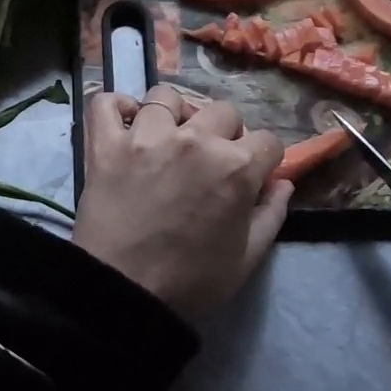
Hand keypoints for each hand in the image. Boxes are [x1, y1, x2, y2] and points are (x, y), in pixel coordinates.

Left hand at [74, 85, 291, 320]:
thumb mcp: (247, 258)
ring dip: (173, 114)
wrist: (124, 293)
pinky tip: (125, 123)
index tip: (252, 175)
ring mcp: (147, 137)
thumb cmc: (191, 282)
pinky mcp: (107, 144)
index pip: (268, 141)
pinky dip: (116, 106)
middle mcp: (195, 140)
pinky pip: (107, 102)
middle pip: (223, 111)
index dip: (264, 160)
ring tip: (168, 137)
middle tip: (210, 160)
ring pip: (166, 97)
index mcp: (236, 168)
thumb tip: (283, 182)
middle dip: (225, 133)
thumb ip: (271, 214)